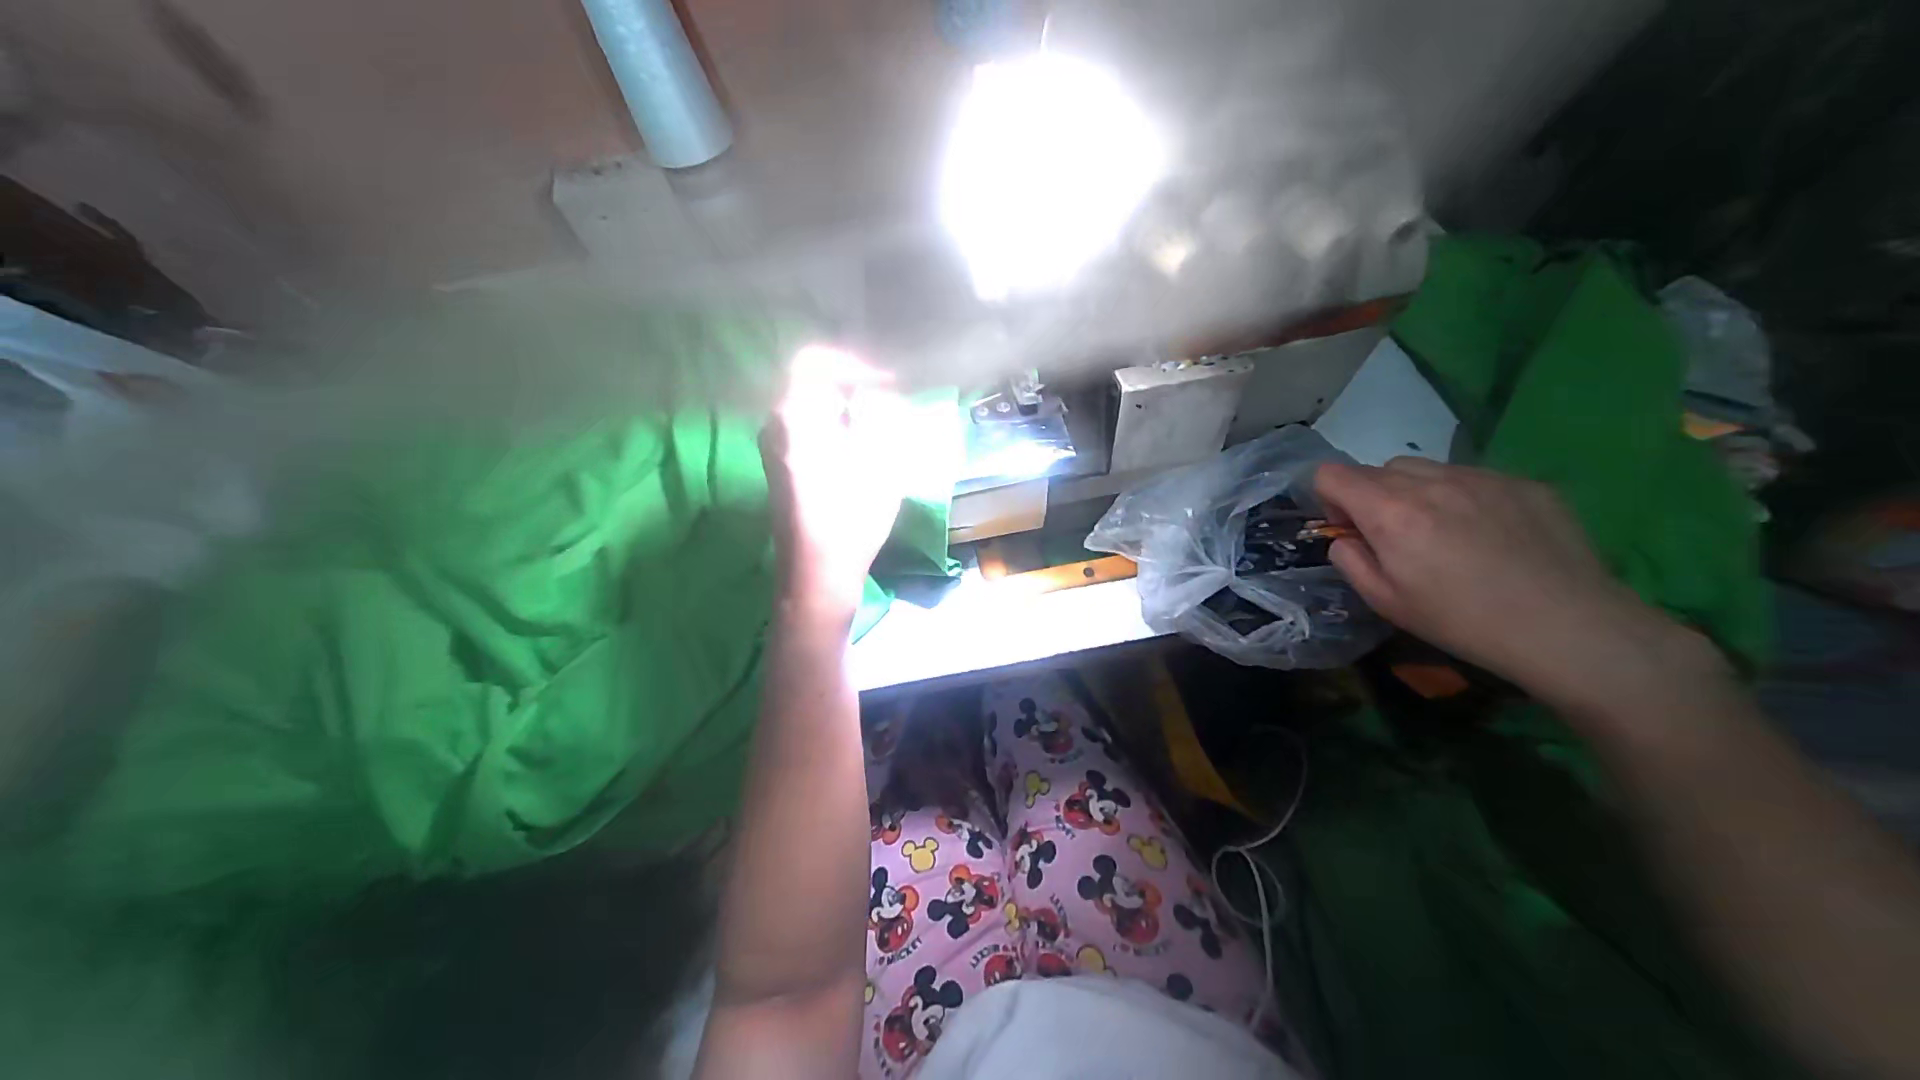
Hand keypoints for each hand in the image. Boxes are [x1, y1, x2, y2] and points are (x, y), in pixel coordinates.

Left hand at [761, 346, 909, 617]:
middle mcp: (775, 426)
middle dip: (855, 389)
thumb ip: (878, 413)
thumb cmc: (850, 517)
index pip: (814, 362)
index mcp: (793, 415)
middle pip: (813, 386)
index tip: (887, 383)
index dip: (854, 364)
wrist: (817, 575)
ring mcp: (775, 450)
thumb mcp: (879, 458)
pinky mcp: (783, 471)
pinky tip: (865, 452)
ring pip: (813, 411)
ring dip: (849, 412)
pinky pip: (811, 433)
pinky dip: (838, 431)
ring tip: (884, 428)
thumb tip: (874, 396)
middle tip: (890, 404)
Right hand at [1313, 458, 1726, 713]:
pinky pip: (1473, 478)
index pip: (1332, 474)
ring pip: (1426, 468)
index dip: (1329, 499)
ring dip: (1417, 493)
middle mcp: (1431, 481)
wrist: (1568, 627)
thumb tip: (1345, 538)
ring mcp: (1482, 477)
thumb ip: (1350, 560)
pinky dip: (1463, 498)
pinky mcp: (1523, 483)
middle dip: (1373, 496)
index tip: (1350, 530)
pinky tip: (1489, 536)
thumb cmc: (1461, 620)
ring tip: (1444, 533)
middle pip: (1378, 468)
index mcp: (1390, 511)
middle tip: (1396, 537)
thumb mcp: (1385, 602)